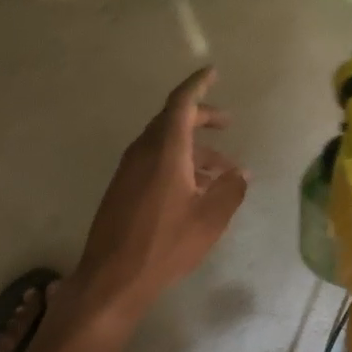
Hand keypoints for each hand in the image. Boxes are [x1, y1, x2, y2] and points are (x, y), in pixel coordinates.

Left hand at [68, 67, 248, 322]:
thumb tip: (240, 173)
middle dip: (202, 118)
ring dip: (194, 149)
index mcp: (165, 150)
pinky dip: (178, 164)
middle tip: (228, 124)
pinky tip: (196, 189)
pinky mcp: (122, 189)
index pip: (181, 103)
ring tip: (222, 172)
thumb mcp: (210, 219)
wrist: (112, 278)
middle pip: (172, 121)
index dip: (198, 85)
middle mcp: (143, 152)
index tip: (213, 72)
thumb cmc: (165, 245)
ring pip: (165, 144)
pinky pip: (154, 162)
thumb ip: (230, 190)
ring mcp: (129, 171)